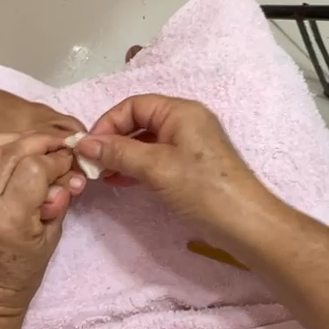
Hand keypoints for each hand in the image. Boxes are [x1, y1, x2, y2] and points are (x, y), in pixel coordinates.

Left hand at [0, 130, 78, 318]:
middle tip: (53, 143)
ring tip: (25, 139)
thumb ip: (59, 200)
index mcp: (9, 220)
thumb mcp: (50, 238)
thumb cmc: (22, 271)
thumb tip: (70, 170)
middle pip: (9, 154)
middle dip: (36, 142)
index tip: (66, 159)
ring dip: (7, 137)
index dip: (55, 158)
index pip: (34, 169)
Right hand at [77, 95, 273, 234]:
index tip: (88, 148)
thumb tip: (84, 144)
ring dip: (121, 156)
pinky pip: (155, 159)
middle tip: (92, 163)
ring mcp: (189, 145)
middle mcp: (185, 122)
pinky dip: (136, 167)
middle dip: (112, 140)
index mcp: (180, 111)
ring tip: (102, 175)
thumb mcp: (155, 167)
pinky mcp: (190, 167)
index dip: (108, 123)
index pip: (133, 105)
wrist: (243, 223)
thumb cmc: (202, 188)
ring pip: (145, 142)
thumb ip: (118, 152)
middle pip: (138, 122)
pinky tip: (120, 181)